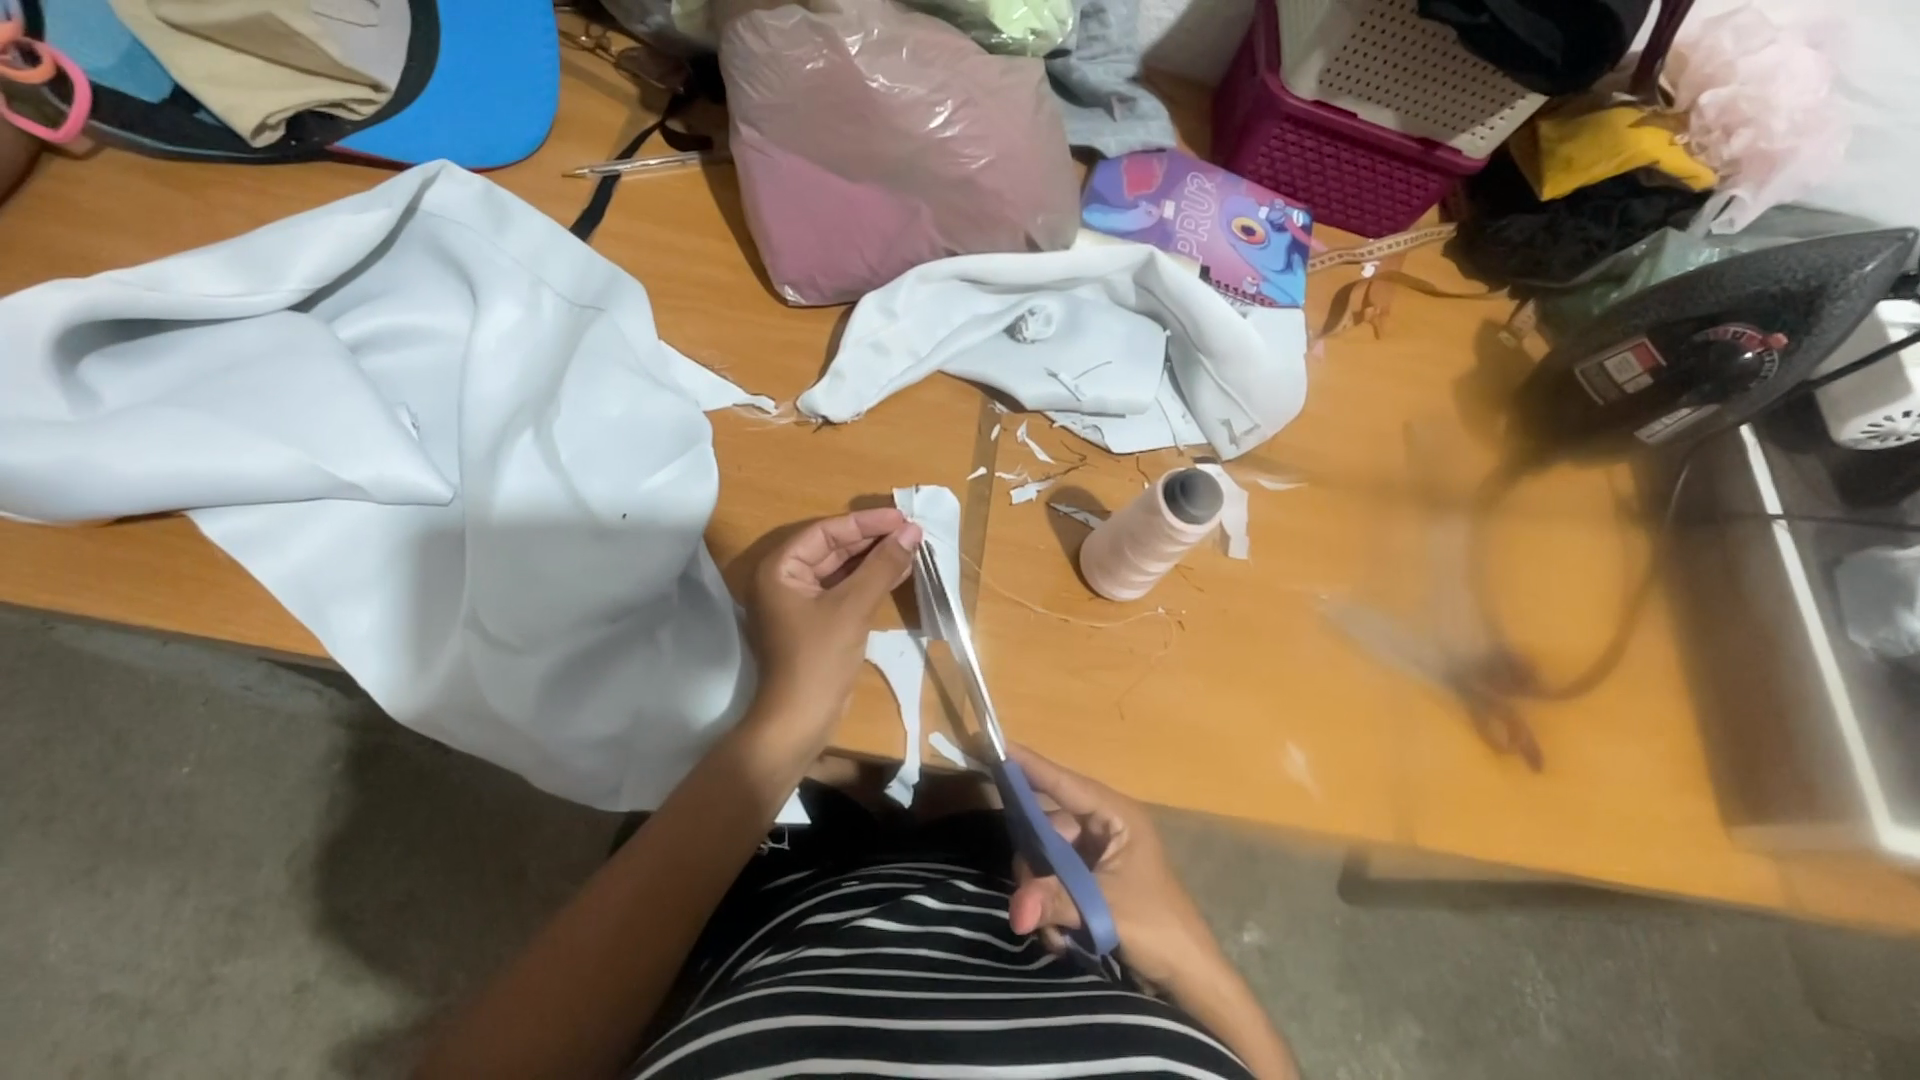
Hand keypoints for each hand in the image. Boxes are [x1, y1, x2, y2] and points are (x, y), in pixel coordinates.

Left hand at [748, 508, 922, 729]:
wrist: (801, 718)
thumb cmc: (819, 658)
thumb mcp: (853, 607)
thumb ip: (882, 566)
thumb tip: (912, 532)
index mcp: (779, 569)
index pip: (825, 532)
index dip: (865, 523)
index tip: (901, 517)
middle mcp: (784, 579)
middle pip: (832, 548)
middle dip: (872, 540)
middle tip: (911, 531)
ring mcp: (798, 602)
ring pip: (841, 569)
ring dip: (874, 560)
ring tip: (911, 548)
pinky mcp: (815, 621)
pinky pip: (844, 590)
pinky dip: (869, 581)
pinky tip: (898, 573)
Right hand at [1006, 744, 1222, 990]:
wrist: (1188, 977)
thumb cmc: (1159, 927)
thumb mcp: (1105, 910)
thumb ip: (1056, 901)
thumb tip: (1016, 907)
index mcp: (1117, 817)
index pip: (1065, 783)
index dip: (1030, 766)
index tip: (996, 746)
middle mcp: (1104, 828)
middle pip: (1047, 829)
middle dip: (1035, 867)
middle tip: (1030, 900)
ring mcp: (1095, 856)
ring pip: (1046, 861)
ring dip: (1042, 896)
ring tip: (1054, 931)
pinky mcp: (1090, 883)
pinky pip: (1053, 883)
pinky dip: (1049, 909)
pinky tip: (1062, 938)